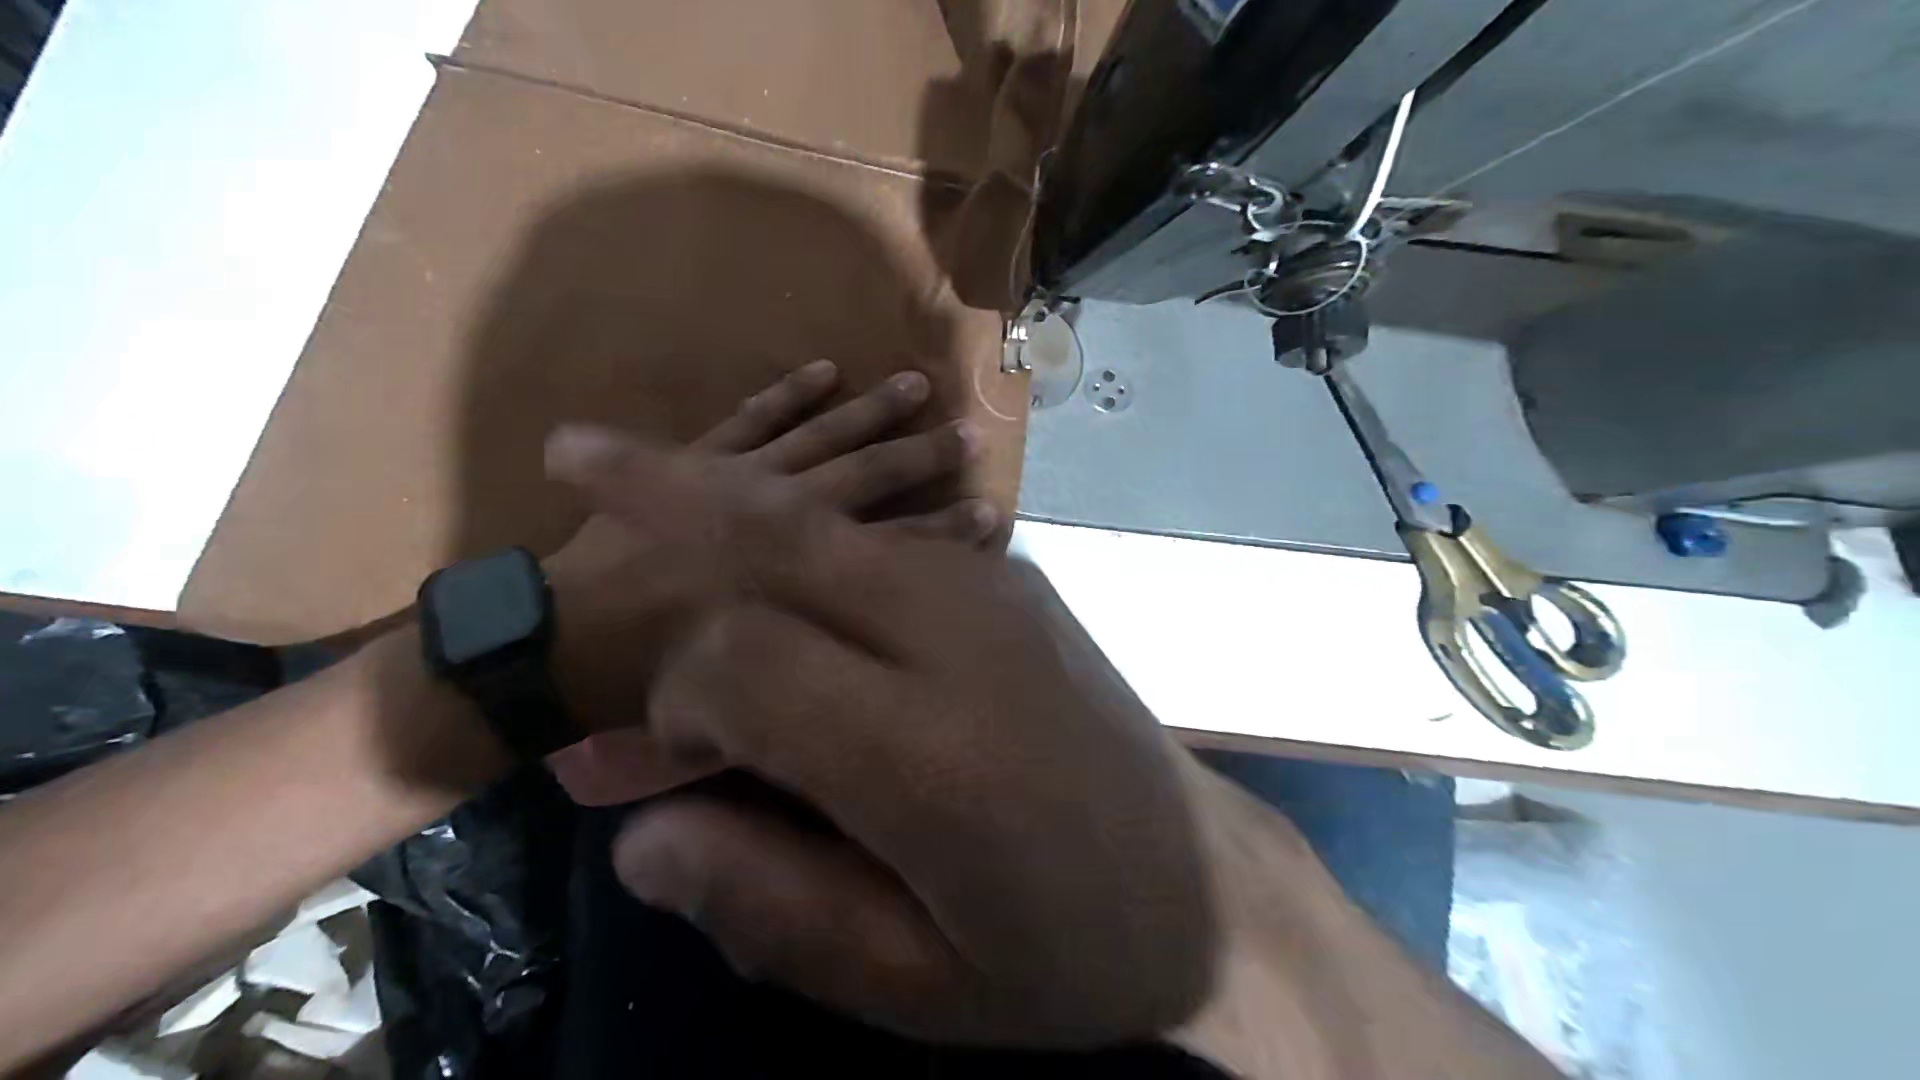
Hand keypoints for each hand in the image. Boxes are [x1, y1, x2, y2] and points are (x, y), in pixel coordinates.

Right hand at [545, 439, 1216, 1046]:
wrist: (1200, 887)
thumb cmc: (1062, 952)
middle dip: (671, 494)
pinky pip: (889, 542)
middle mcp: (960, 638)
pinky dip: (811, 533)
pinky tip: (771, 539)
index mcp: (927, 754)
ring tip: (648, 472)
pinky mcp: (1016, 581)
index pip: (746, 664)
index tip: (666, 757)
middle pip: (786, 540)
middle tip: (575, 453)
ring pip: (835, 524)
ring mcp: (997, 592)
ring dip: (735, 504)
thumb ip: (766, 903)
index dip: (678, 700)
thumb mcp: (912, 982)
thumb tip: (636, 837)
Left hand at [547, 361, 994, 803]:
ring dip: (870, 413)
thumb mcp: (755, 693)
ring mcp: (741, 479)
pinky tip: (825, 370)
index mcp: (796, 579)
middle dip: (922, 459)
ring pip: (819, 437)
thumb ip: (817, 672)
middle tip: (972, 437)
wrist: (561, 642)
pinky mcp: (700, 462)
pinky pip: (751, 417)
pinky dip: (787, 394)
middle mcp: (781, 517)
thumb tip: (875, 674)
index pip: (887, 552)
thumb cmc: (659, 676)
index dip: (943, 538)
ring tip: (916, 386)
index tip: (993, 517)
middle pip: (866, 479)